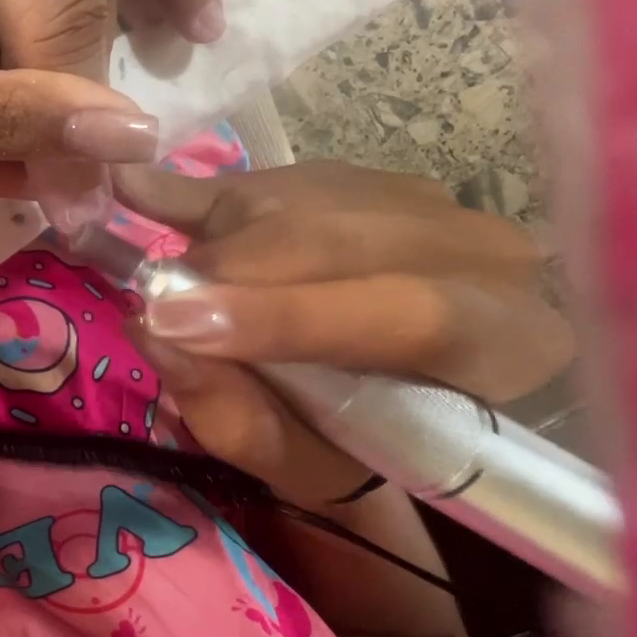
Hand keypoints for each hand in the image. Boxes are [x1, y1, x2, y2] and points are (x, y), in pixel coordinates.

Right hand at [115, 162, 572, 506]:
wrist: (393, 389)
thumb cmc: (360, 445)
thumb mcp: (304, 466)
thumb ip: (237, 416)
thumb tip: (154, 335)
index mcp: (507, 341)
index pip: (406, 312)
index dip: (284, 316)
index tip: (175, 323)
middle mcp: (478, 248)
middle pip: (334, 241)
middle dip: (230, 276)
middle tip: (155, 311)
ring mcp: (413, 195)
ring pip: (286, 203)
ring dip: (211, 248)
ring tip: (172, 290)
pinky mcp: (345, 171)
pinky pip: (252, 179)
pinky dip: (183, 191)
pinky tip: (130, 188)